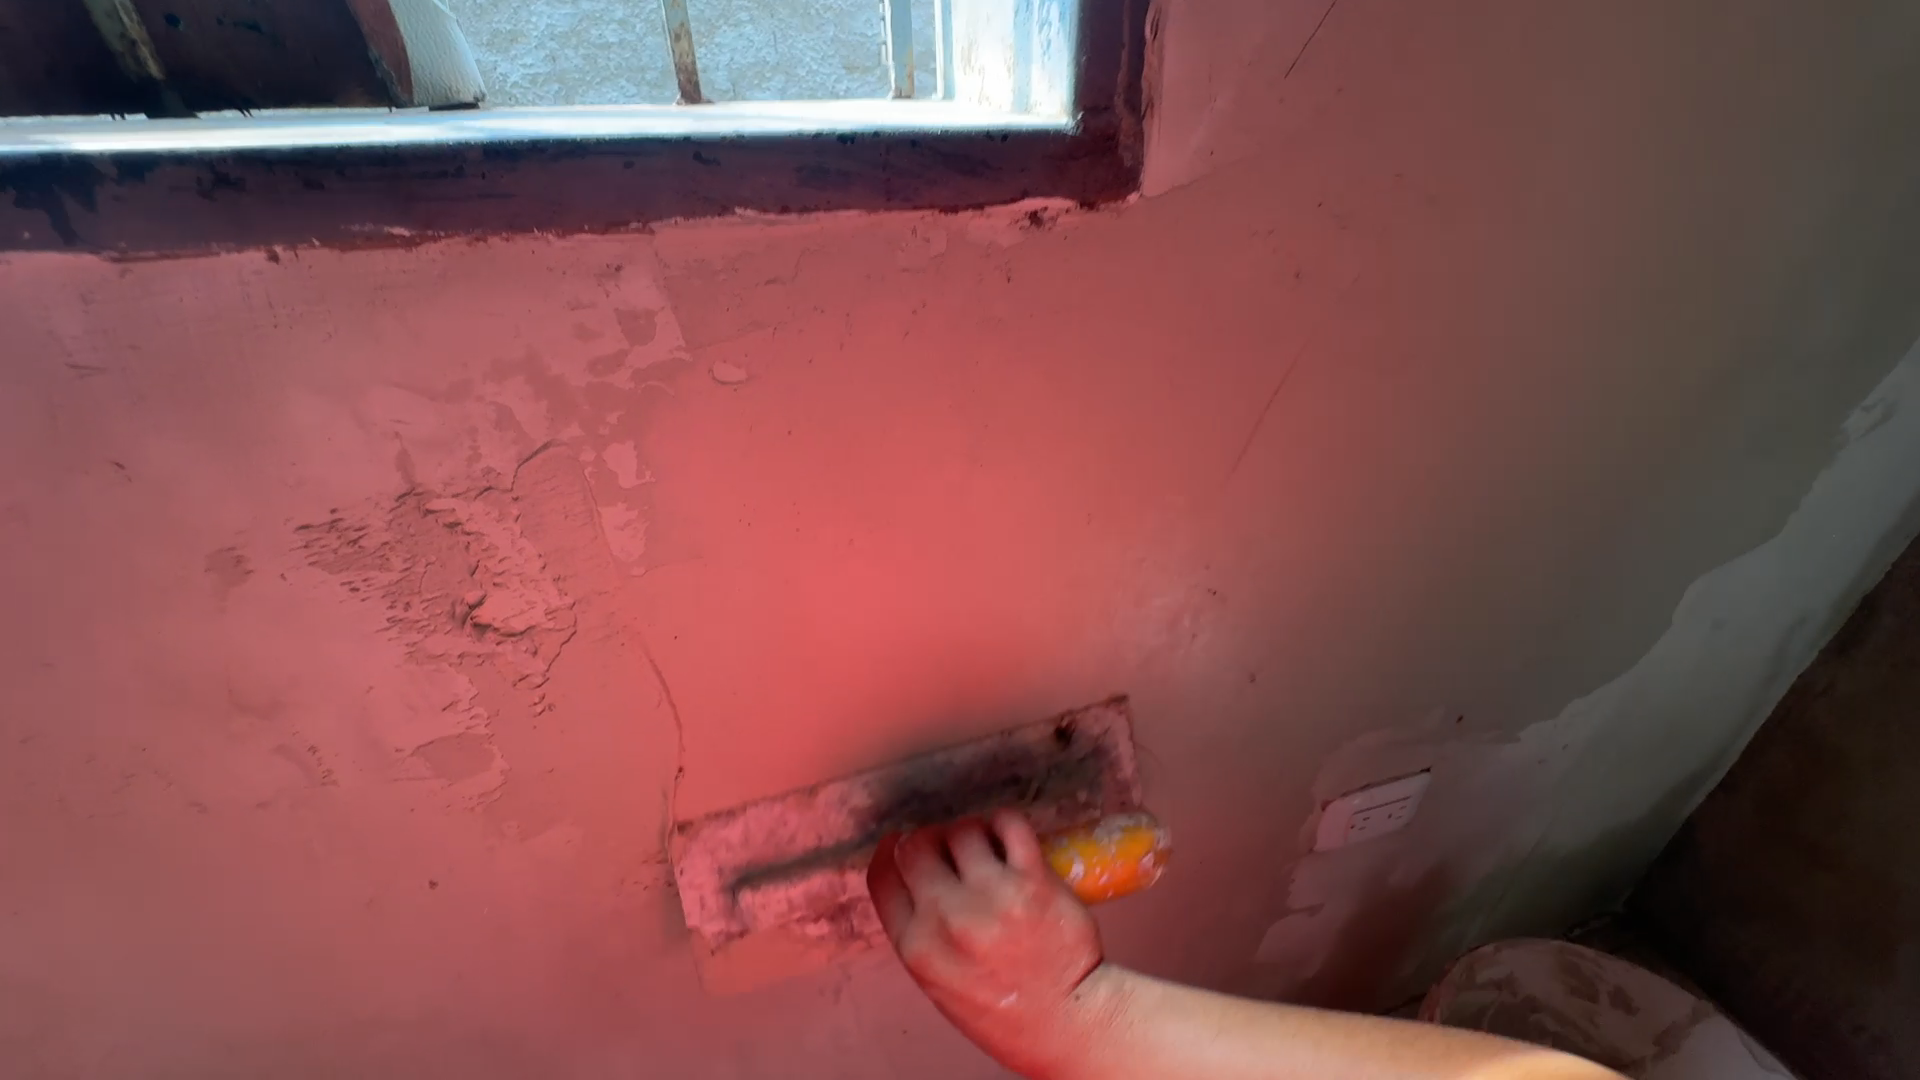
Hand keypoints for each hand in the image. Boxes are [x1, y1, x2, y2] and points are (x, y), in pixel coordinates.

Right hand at [868, 810, 1110, 1076]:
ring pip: (963, 830)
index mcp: (918, 946)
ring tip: (984, 848)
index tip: (900, 843)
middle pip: (917, 845)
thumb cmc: (999, 1009)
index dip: (890, 851)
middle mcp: (948, 917)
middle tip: (949, 850)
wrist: (1065, 1024)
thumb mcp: (937, 980)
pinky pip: (1008, 823)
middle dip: (930, 840)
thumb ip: (919, 928)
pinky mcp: (1033, 879)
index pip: (882, 876)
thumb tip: (910, 870)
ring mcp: (992, 895)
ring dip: (970, 833)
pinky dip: (1004, 822)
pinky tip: (1008, 837)